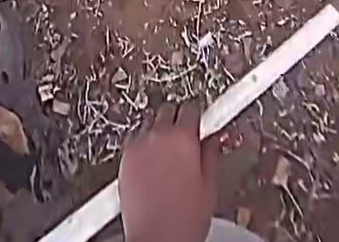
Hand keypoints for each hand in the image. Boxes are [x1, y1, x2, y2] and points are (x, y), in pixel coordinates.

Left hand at [119, 100, 217, 241]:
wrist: (155, 239)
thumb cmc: (184, 221)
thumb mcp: (209, 188)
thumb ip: (211, 154)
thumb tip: (213, 138)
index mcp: (183, 138)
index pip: (191, 109)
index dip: (198, 117)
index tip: (201, 122)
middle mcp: (159, 134)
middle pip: (169, 109)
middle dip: (178, 120)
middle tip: (185, 139)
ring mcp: (140, 142)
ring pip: (151, 121)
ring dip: (160, 130)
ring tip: (168, 154)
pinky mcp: (125, 153)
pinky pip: (136, 137)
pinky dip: (144, 143)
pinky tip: (152, 162)